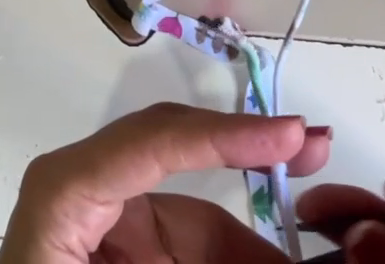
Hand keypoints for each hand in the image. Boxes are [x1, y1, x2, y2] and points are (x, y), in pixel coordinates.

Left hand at [0, 102, 332, 262]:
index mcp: (65, 193)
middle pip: (175, 156)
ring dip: (253, 236)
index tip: (290, 136)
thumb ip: (204, 251)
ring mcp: (107, 223)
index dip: (223, 133)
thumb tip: (280, 259)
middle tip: (313, 146)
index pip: (150, 141)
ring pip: (195, 216)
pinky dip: (234, 257)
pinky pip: (190, 248)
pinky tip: (276, 261)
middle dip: (246, 152)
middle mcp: (88, 192)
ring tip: (320, 248)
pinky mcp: (127, 252)